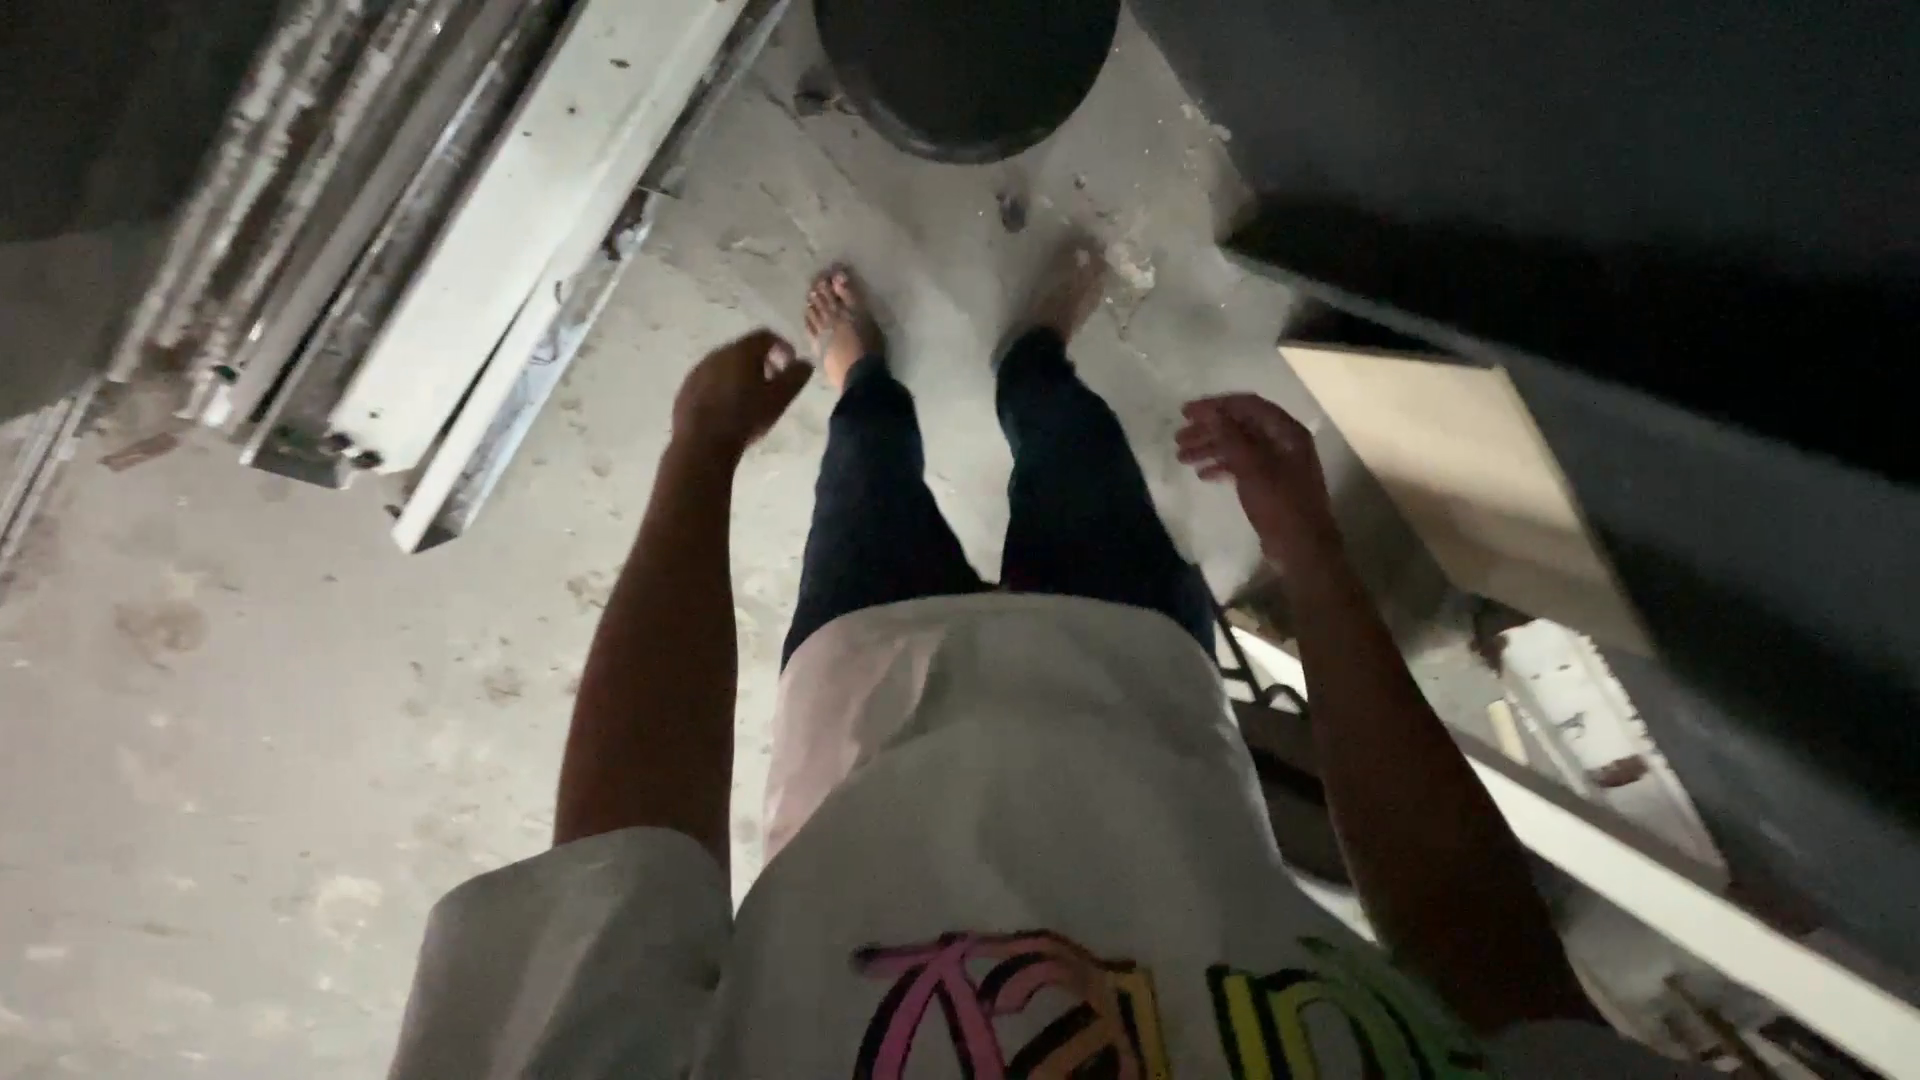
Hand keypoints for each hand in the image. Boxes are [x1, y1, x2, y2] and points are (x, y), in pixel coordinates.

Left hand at [671, 330, 812, 459]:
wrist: (702, 443)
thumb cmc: (746, 417)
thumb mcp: (780, 398)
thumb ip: (796, 376)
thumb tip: (805, 363)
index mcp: (742, 351)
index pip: (766, 336)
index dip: (783, 347)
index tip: (791, 364)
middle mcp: (717, 353)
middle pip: (745, 349)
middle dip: (763, 362)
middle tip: (774, 383)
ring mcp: (698, 370)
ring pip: (726, 365)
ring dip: (742, 375)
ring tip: (752, 399)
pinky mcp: (686, 388)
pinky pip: (710, 380)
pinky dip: (724, 387)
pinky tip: (729, 409)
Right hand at [1177, 393, 1341, 566]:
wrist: (1302, 547)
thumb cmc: (1279, 504)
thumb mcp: (1252, 467)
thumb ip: (1231, 436)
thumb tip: (1211, 412)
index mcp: (1286, 431)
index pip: (1247, 405)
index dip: (1215, 406)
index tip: (1185, 413)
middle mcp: (1283, 441)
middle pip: (1240, 425)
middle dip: (1208, 429)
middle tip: (1178, 438)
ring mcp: (1277, 463)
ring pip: (1238, 446)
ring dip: (1210, 448)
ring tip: (1182, 457)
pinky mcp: (1269, 483)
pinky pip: (1241, 465)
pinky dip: (1221, 466)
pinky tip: (1202, 475)